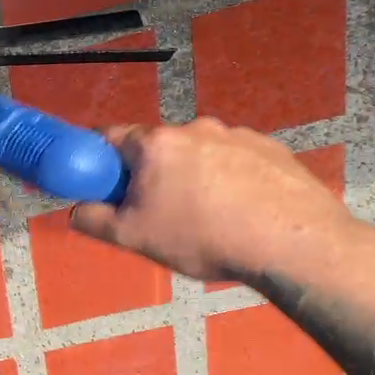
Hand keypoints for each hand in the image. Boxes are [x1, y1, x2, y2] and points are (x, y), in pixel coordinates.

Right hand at [70, 119, 356, 281]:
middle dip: (147, 173)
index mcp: (155, 143)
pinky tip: (237, 212)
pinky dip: (226, 179)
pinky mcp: (274, 150)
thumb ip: (91, 219)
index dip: (98, 161)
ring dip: (188, 176)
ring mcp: (239, 136)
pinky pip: (233, 161)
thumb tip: (78, 210)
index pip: (108, 137)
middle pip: (154, 147)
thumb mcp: (130, 237)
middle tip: (153, 211)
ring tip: (204, 217)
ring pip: (196, 154)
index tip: (103, 187)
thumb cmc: (202, 237)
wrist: (296, 246)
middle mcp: (195, 128)